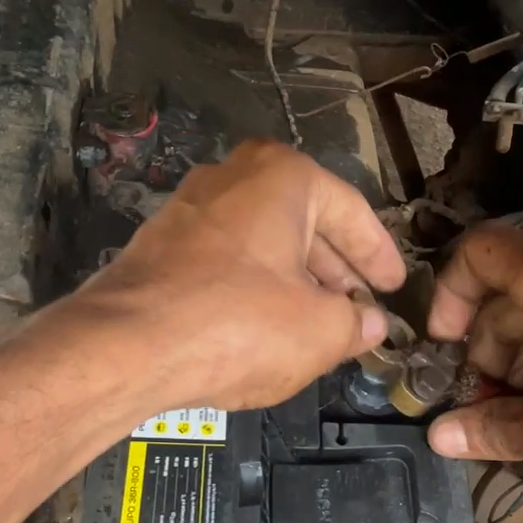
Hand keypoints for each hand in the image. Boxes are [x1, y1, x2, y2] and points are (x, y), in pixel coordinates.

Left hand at [75, 141, 406, 410]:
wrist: (127, 346)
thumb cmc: (238, 324)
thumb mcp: (319, 331)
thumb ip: (355, 324)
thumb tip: (368, 324)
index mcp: (282, 176)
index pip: (351, 212)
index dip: (380, 255)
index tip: (396, 285)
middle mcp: (232, 177)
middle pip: (304, 222)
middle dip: (336, 269)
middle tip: (361, 305)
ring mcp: (189, 208)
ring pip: (262, 241)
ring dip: (295, 279)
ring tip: (318, 320)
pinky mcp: (159, 246)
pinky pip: (226, 260)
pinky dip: (254, 286)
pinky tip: (265, 323)